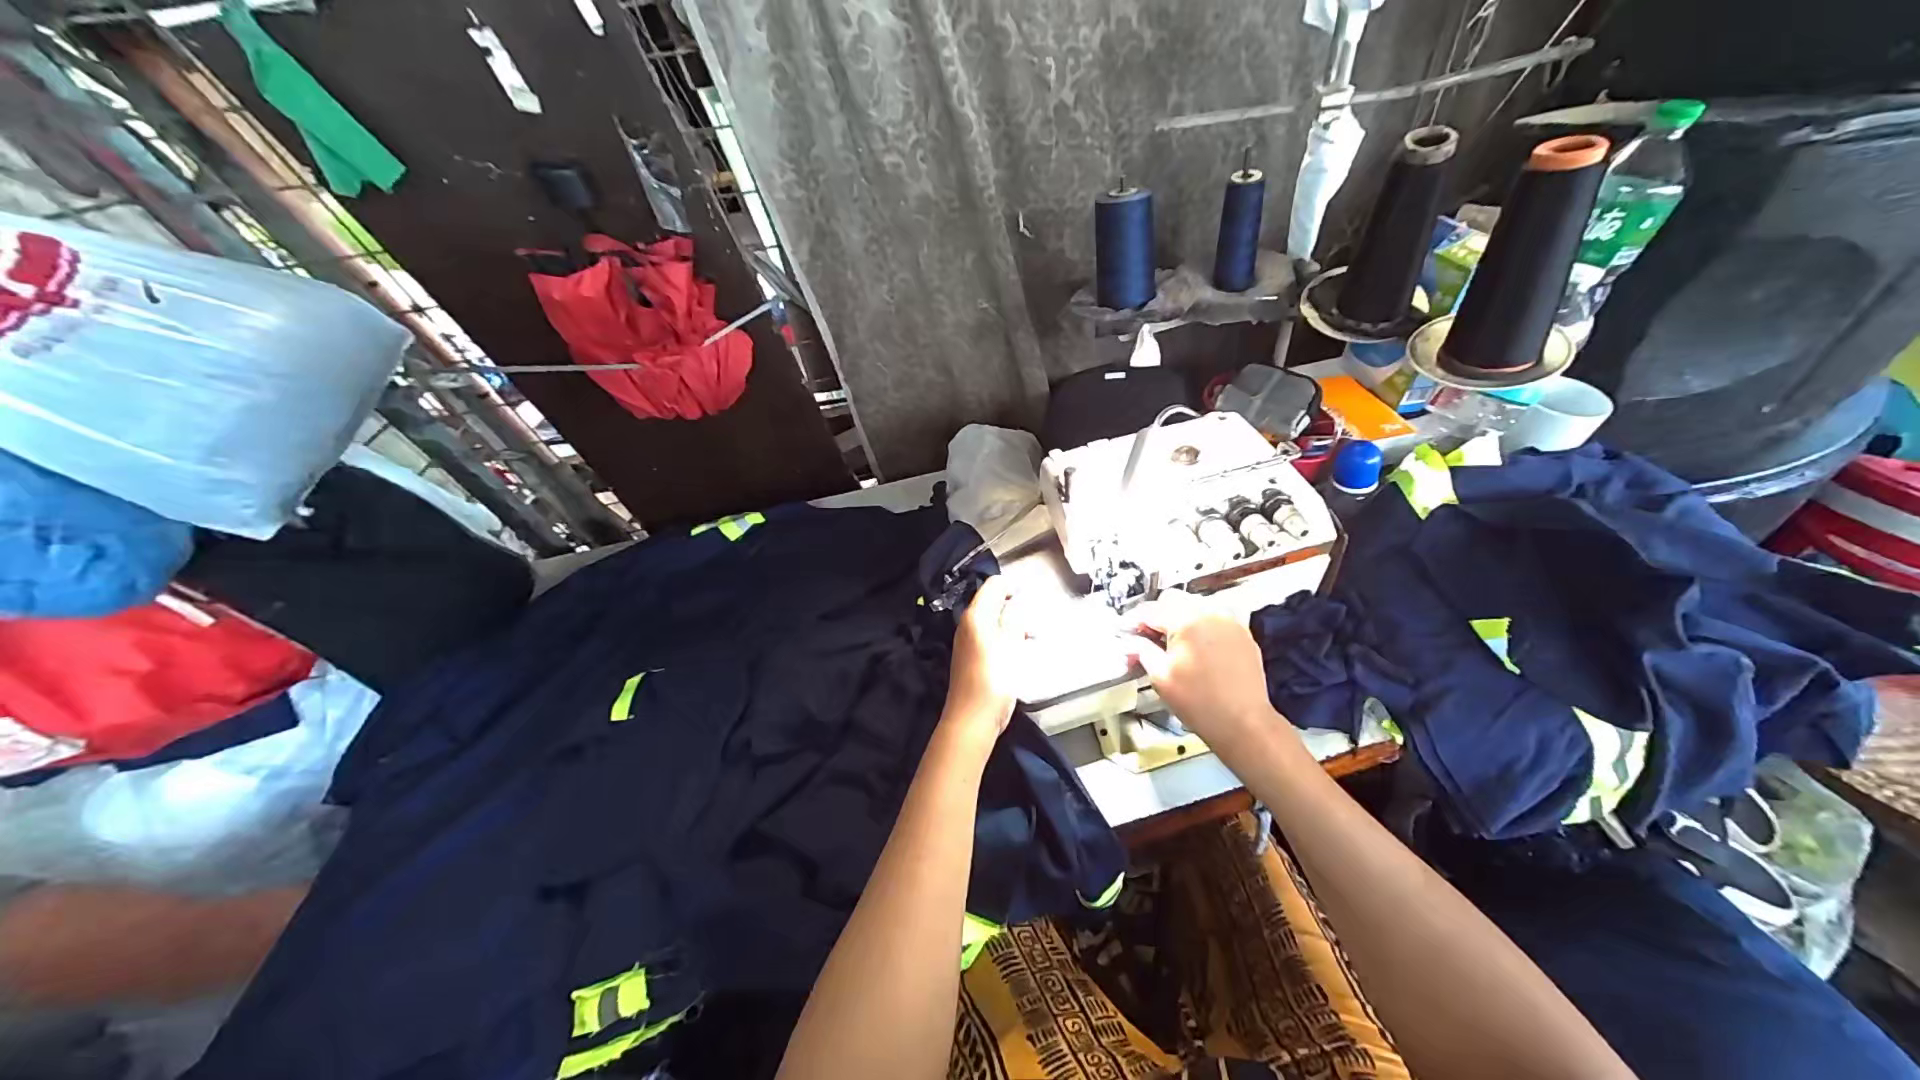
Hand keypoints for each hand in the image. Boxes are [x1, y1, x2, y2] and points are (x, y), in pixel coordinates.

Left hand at [943, 576, 1021, 738]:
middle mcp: (967, 625)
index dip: (1012, 586)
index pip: (992, 586)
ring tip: (1032, 635)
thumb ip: (1014, 619)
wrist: (972, 719)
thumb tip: (1015, 602)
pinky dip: (1006, 638)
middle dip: (1014, 605)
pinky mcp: (971, 659)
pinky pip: (990, 638)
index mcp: (975, 616)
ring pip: (992, 621)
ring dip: (1012, 624)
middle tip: (1035, 616)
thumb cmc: (993, 680)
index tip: (1030, 596)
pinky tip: (1018, 652)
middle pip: (991, 603)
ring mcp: (967, 642)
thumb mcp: (1010, 645)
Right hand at [1124, 590, 1282, 750]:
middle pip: (1174, 600)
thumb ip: (1142, 651)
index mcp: (1186, 619)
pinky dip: (1202, 628)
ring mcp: (1230, 622)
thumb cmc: (1200, 702)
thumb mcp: (1160, 676)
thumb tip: (1133, 642)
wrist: (1243, 722)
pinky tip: (1196, 649)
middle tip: (1147, 638)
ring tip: (1172, 644)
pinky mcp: (1243, 635)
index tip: (1127, 630)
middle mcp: (1210, 613)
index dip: (1134, 620)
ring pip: (1196, 606)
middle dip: (1158, 615)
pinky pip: (1215, 620)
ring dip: (1180, 619)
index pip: (1151, 609)